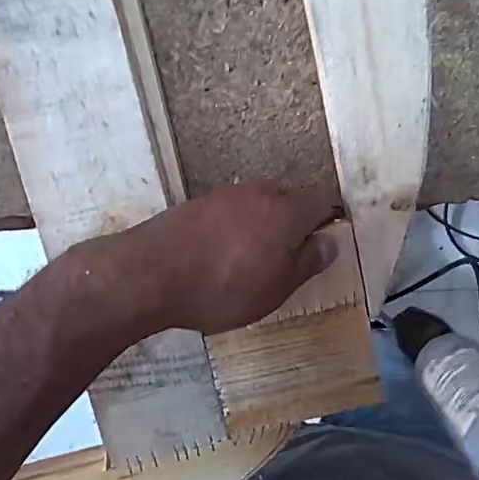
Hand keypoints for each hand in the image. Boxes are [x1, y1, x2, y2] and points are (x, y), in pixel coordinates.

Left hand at [54, 181, 341, 341]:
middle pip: (292, 196)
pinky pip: (233, 209)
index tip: (331, 236)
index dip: (333, 215)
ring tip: (259, 254)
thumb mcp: (276, 287)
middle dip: (299, 218)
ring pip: (261, 201)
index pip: (324, 199)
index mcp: (287, 210)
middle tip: (295, 251)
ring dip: (267, 220)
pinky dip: (239, 225)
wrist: (145, 275)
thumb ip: (308, 261)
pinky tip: (226, 252)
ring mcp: (226, 194)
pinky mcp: (197, 203)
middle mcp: (260, 192)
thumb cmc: (223, 287)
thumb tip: (332, 242)